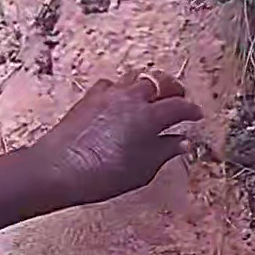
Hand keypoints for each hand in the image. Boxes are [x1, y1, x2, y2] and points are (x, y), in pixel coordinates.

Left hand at [26, 71, 203, 206]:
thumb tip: (182, 142)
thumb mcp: (142, 169)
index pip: (179, 106)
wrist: (58, 169)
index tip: (196, 116)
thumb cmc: (103, 175)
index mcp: (149, 117)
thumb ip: (165, 151)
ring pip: (136, 78)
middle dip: (173, 90)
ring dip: (149, 85)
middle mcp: (131, 98)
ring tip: (154, 96)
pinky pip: (113, 84)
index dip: (191, 110)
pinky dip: (124, 89)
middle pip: (159, 82)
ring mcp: (109, 94)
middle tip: (180, 99)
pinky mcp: (90, 97)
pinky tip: (123, 101)